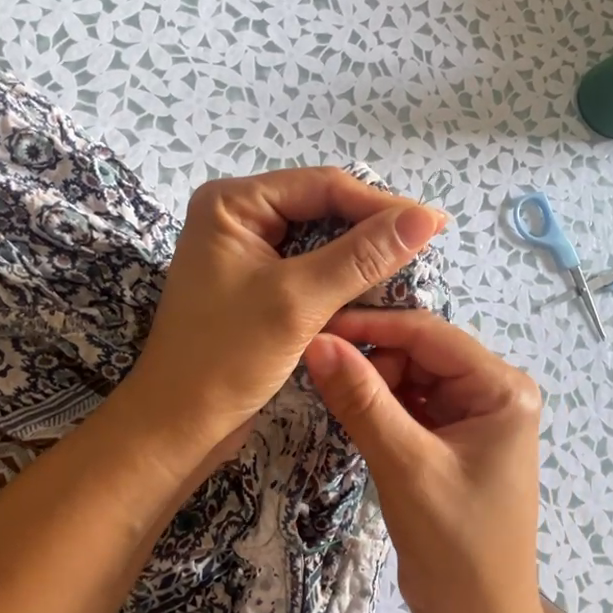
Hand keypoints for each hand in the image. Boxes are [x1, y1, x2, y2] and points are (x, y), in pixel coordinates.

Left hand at [118, 167, 446, 451]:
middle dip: (373, 227)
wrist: (178, 426)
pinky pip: (310, 267)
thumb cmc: (225, 359)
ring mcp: (246, 251)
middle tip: (428, 244)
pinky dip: (343, 278)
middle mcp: (238, 216)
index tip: (435, 225)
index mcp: (233, 203)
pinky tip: (378, 287)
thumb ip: (362, 256)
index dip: (381, 204)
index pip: (322, 186)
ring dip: (362, 254)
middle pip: (323, 207)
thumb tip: (425, 218)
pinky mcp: (257, 284)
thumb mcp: (298, 301)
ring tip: (413, 264)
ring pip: (320, 239)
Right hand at [303, 310, 555, 612]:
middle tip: (321, 377)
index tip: (315, 326)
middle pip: (420, 351)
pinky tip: (353, 418)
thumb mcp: (406, 466)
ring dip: (373, 385)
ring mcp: (474, 417)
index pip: (429, 333)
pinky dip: (381, 408)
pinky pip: (411, 405)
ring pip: (411, 377)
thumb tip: (317, 342)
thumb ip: (362, 400)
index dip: (372, 325)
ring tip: (335, 402)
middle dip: (372, 360)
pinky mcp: (453, 441)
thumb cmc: (456, 545)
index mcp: (502, 388)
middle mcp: (493, 392)